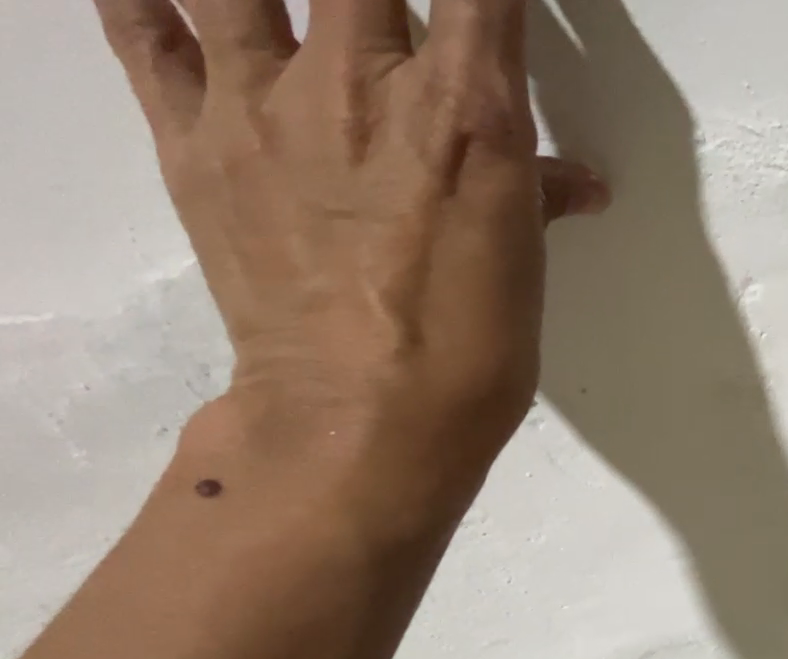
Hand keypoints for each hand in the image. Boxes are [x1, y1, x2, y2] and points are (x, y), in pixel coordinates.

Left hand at [95, 0, 608, 509]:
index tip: (489, 8)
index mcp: (467, 115)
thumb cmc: (475, 348)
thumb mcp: (523, 265)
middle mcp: (365, 82)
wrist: (368, 416)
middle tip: (391, 22)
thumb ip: (539, 196)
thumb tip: (576, 183)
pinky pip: (139, 25)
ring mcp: (265, 101)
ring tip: (311, 17)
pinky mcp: (191, 135)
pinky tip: (177, 1)